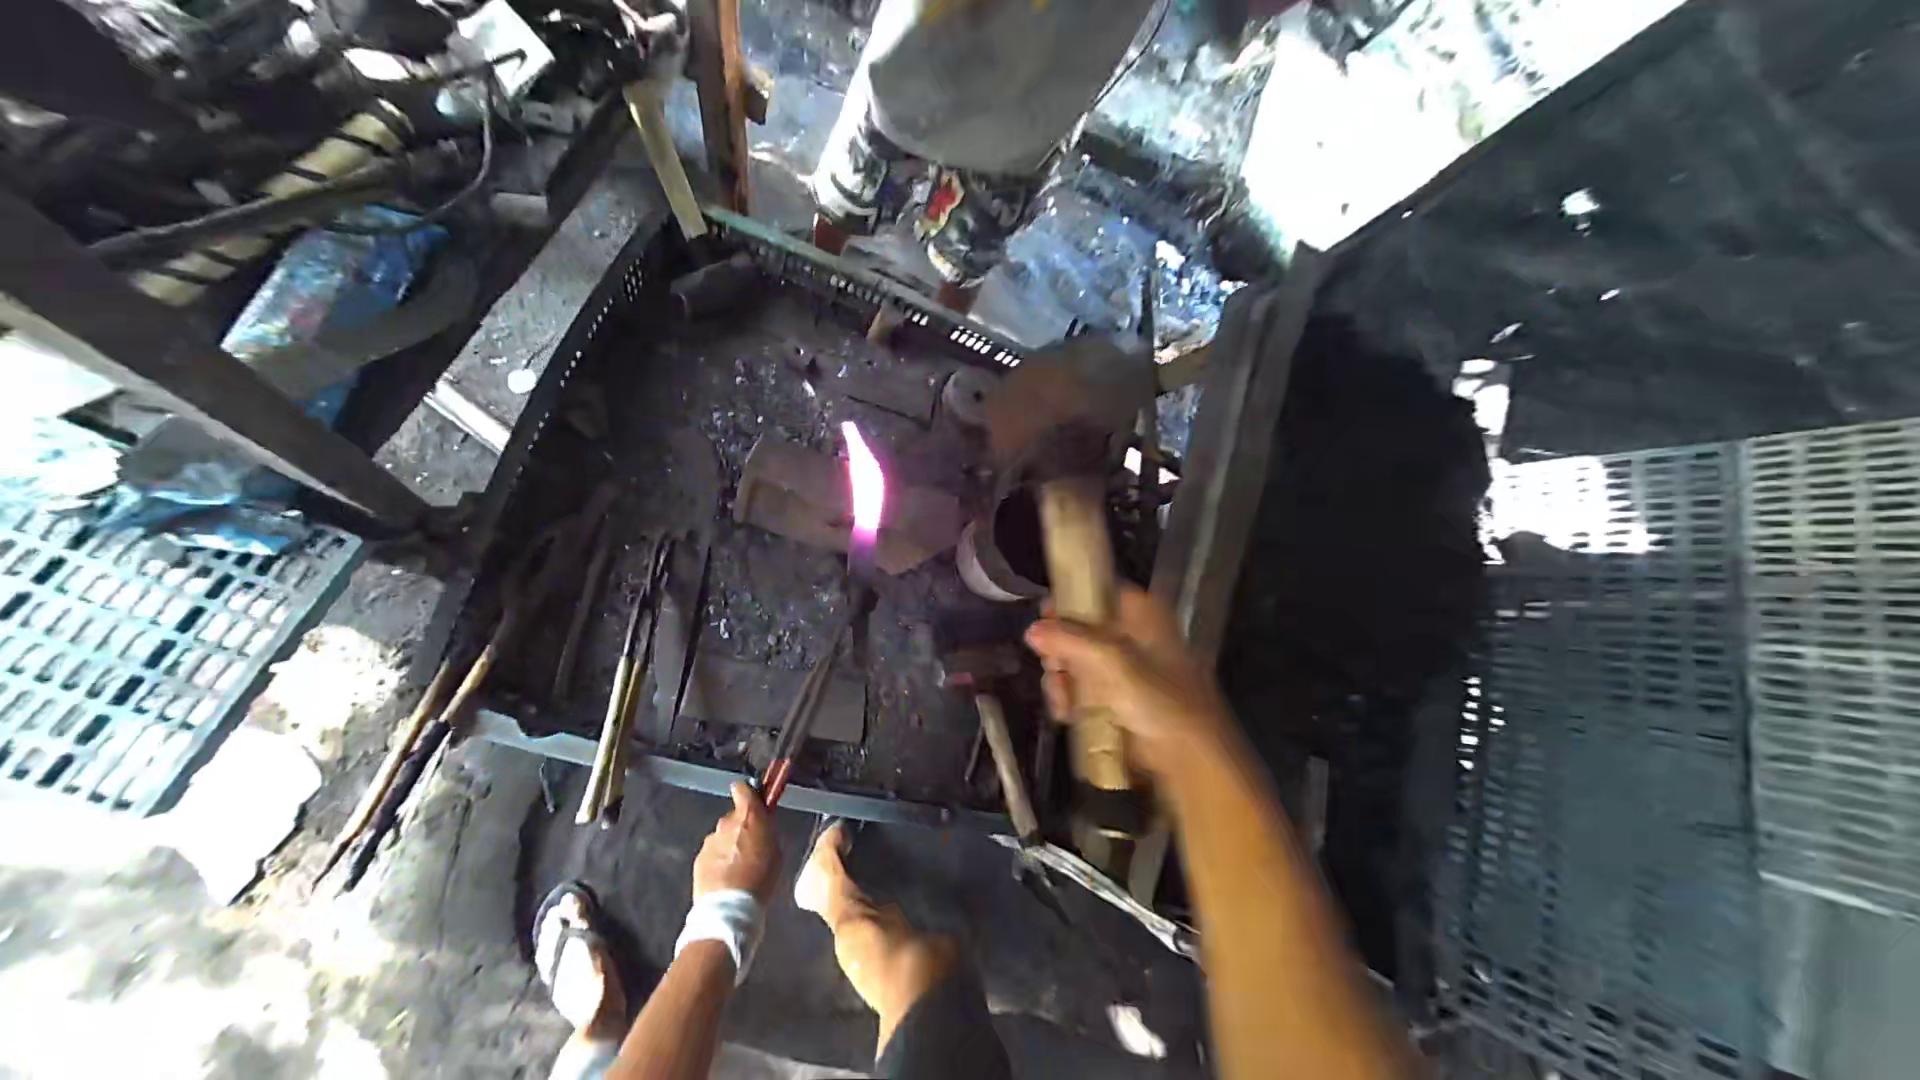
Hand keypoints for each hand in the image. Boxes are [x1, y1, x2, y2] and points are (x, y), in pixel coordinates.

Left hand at [692, 782, 782, 902]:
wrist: (730, 908)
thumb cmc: (761, 878)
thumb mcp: (777, 851)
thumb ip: (768, 832)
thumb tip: (763, 826)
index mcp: (749, 816)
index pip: (743, 788)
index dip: (748, 792)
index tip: (753, 800)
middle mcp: (727, 823)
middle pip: (734, 817)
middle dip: (741, 828)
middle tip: (751, 847)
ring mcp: (710, 841)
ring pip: (722, 837)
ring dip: (729, 847)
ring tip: (738, 869)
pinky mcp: (699, 859)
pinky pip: (712, 854)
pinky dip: (718, 862)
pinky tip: (726, 879)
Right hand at [1024, 585, 1236, 778]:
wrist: (1191, 756)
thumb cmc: (1160, 697)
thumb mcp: (1112, 660)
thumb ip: (1068, 640)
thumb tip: (1030, 629)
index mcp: (1142, 614)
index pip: (1099, 591)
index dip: (1070, 599)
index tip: (1044, 614)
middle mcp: (1131, 636)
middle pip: (1080, 629)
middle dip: (1060, 649)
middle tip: (1054, 666)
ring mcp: (1123, 669)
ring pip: (1076, 661)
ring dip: (1062, 679)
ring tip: (1062, 700)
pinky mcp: (1115, 699)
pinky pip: (1081, 689)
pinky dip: (1070, 698)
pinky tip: (1066, 713)